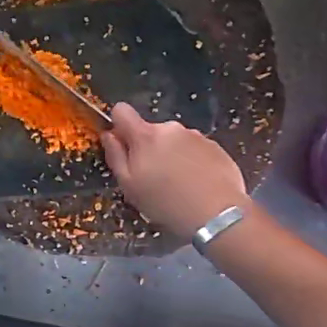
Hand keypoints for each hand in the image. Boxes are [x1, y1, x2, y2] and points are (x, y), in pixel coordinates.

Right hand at [101, 102, 249, 239]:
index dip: (119, 125)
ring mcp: (197, 136)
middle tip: (153, 175)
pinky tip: (197, 183)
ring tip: (179, 182)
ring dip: (172, 154)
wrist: (217, 214)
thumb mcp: (128, 184)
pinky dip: (192, 161)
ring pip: (174, 140)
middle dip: (149, 147)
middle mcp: (171, 128)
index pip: (122, 111)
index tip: (123, 144)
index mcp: (145, 135)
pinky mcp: (217, 148)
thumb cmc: (164, 202)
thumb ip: (115, 155)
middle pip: (151, 130)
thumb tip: (109, 135)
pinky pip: (195, 149)